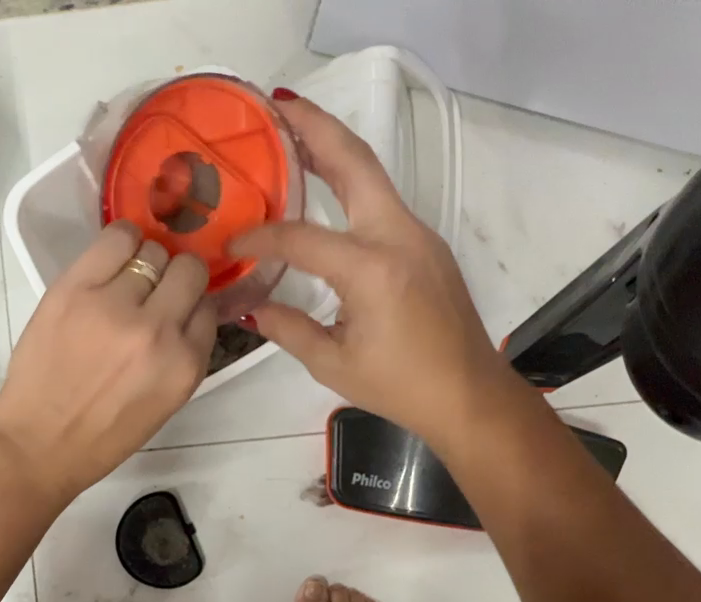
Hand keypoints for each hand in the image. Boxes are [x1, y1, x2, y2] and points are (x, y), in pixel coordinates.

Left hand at [0, 221, 217, 503]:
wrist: (38, 444)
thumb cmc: (101, 436)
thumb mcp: (163, 404)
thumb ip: (182, 356)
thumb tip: (187, 311)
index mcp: (184, 366)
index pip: (208, 308)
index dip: (191, 306)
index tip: (175, 311)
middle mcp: (158, 331)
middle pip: (188, 271)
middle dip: (176, 278)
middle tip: (151, 293)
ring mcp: (115, 306)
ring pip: (153, 251)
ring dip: (145, 263)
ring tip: (124, 282)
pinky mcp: (75, 289)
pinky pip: (115, 238)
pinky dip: (120, 241)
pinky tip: (112, 258)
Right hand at [232, 94, 515, 434]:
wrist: (468, 393)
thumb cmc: (401, 386)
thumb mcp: (333, 363)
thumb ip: (288, 329)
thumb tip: (251, 308)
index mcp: (373, 270)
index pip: (302, 238)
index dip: (261, 239)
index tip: (232, 245)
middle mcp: (399, 237)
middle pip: (356, 163)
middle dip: (315, 128)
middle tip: (276, 109)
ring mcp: (418, 235)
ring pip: (373, 176)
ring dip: (334, 151)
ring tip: (293, 139)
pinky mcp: (424, 245)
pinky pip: (382, 202)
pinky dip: (349, 186)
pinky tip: (323, 193)